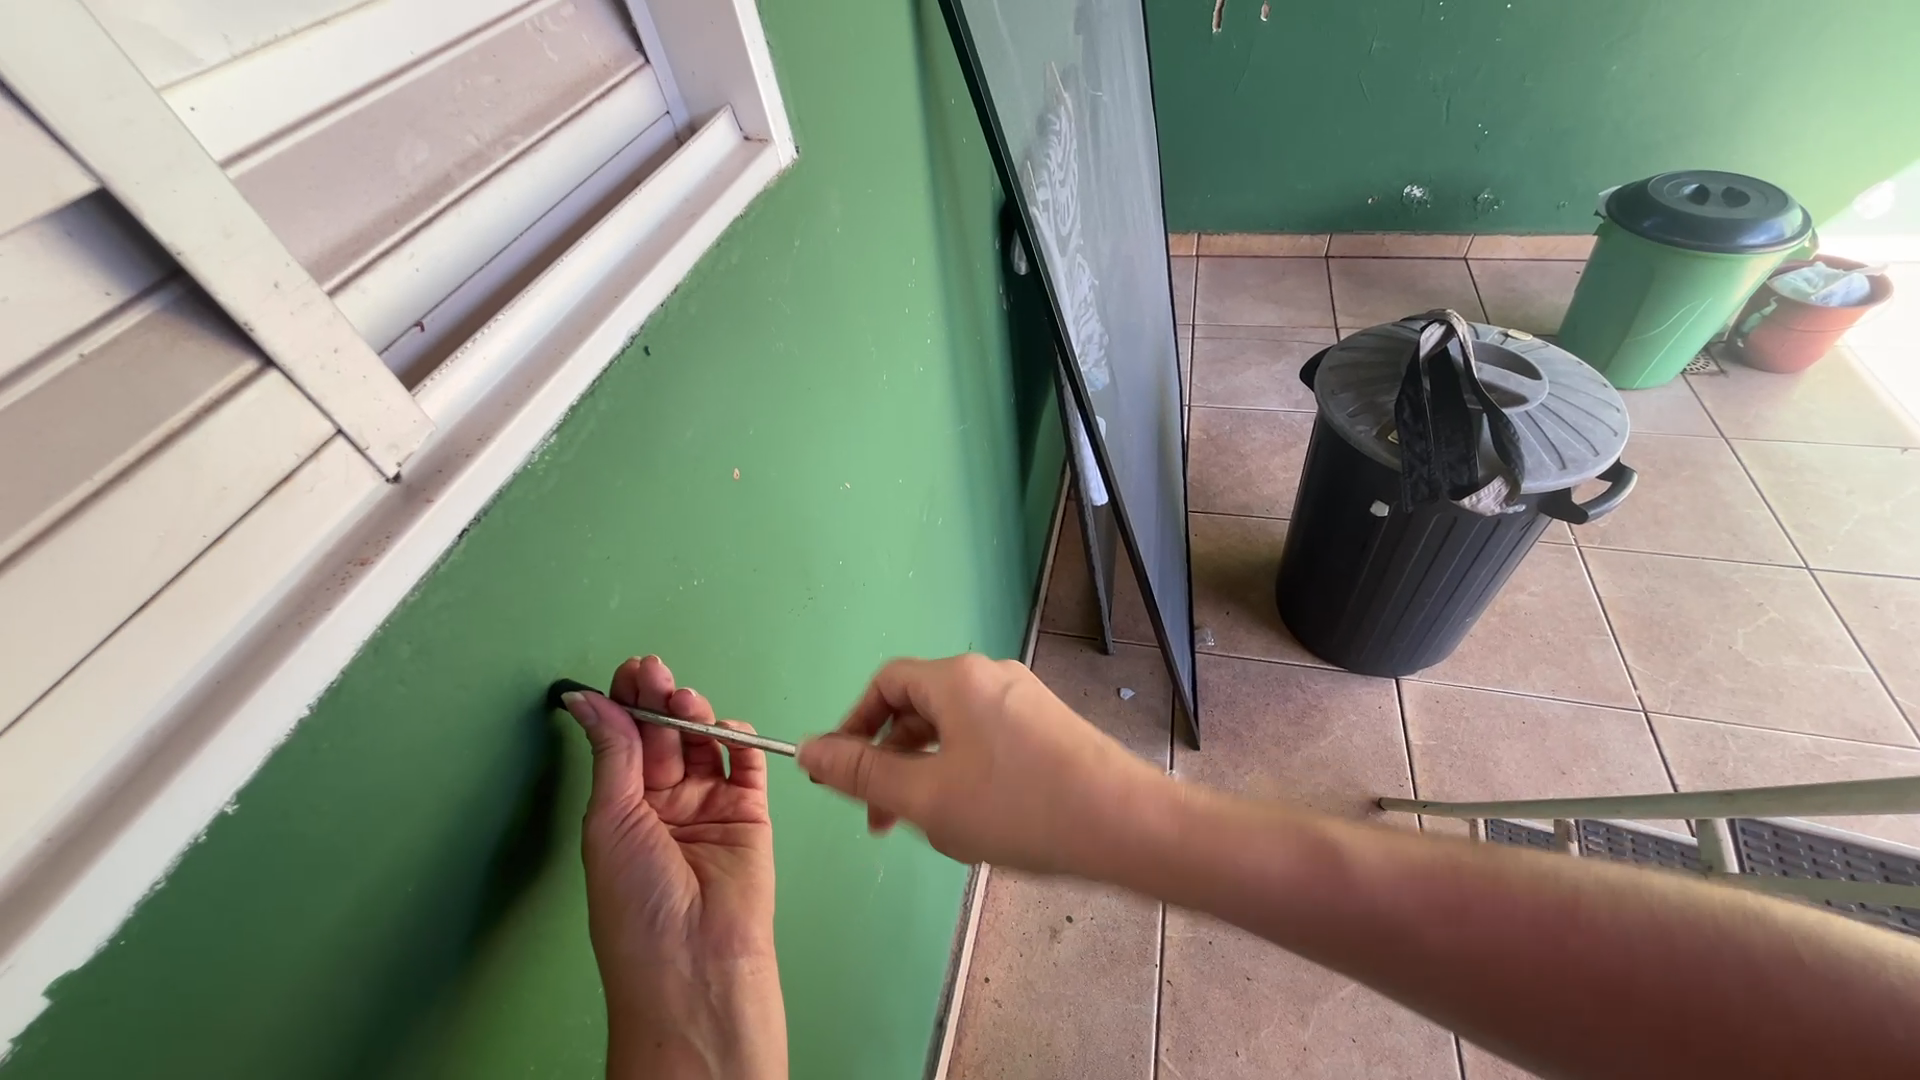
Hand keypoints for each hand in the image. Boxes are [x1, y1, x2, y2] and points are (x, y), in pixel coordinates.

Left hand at [562, 656, 785, 1079]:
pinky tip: (724, 727)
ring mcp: (709, 805)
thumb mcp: (612, 821)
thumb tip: (587, 701)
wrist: (695, 960)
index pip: (625, 742)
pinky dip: (738, 739)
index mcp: (623, 809)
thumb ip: (614, 753)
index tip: (624, 674)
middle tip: (651, 670)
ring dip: (694, 713)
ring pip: (703, 742)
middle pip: (664, 736)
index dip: (625, 706)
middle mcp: (665, 804)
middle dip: (658, 699)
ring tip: (683, 697)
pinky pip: (745, 763)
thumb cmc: (638, 907)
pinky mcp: (749, 810)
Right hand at [796, 654, 1166, 877]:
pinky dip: (964, 773)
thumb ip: (862, 773)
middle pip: (919, 706)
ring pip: (953, 729)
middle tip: (882, 819)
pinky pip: (986, 739)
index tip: (843, 776)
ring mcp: (1023, 698)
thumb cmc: (1016, 807)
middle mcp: (989, 674)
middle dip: (891, 760)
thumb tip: (807, 749)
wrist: (1126, 825)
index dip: (854, 726)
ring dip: (927, 773)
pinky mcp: (1047, 725)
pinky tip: (977, 820)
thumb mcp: (926, 797)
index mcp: (956, 678)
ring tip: (931, 828)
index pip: (885, 684)